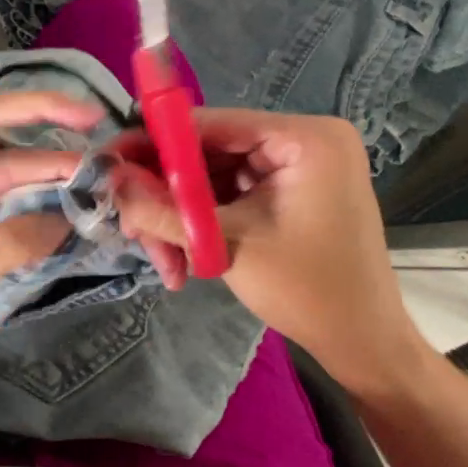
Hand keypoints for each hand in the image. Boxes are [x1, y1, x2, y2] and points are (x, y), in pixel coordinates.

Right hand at [108, 109, 427, 394]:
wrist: (362, 342)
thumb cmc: (308, 288)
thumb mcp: (224, 243)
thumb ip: (160, 208)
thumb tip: (106, 179)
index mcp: (303, 138)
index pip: (206, 124)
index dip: (150, 144)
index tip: (105, 166)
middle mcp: (299, 142)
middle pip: (202, 152)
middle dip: (162, 193)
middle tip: (128, 225)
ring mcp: (291, 168)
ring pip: (205, 178)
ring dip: (175, 216)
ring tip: (159, 257)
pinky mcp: (282, 193)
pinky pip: (223, 195)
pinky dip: (196, 223)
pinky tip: (179, 257)